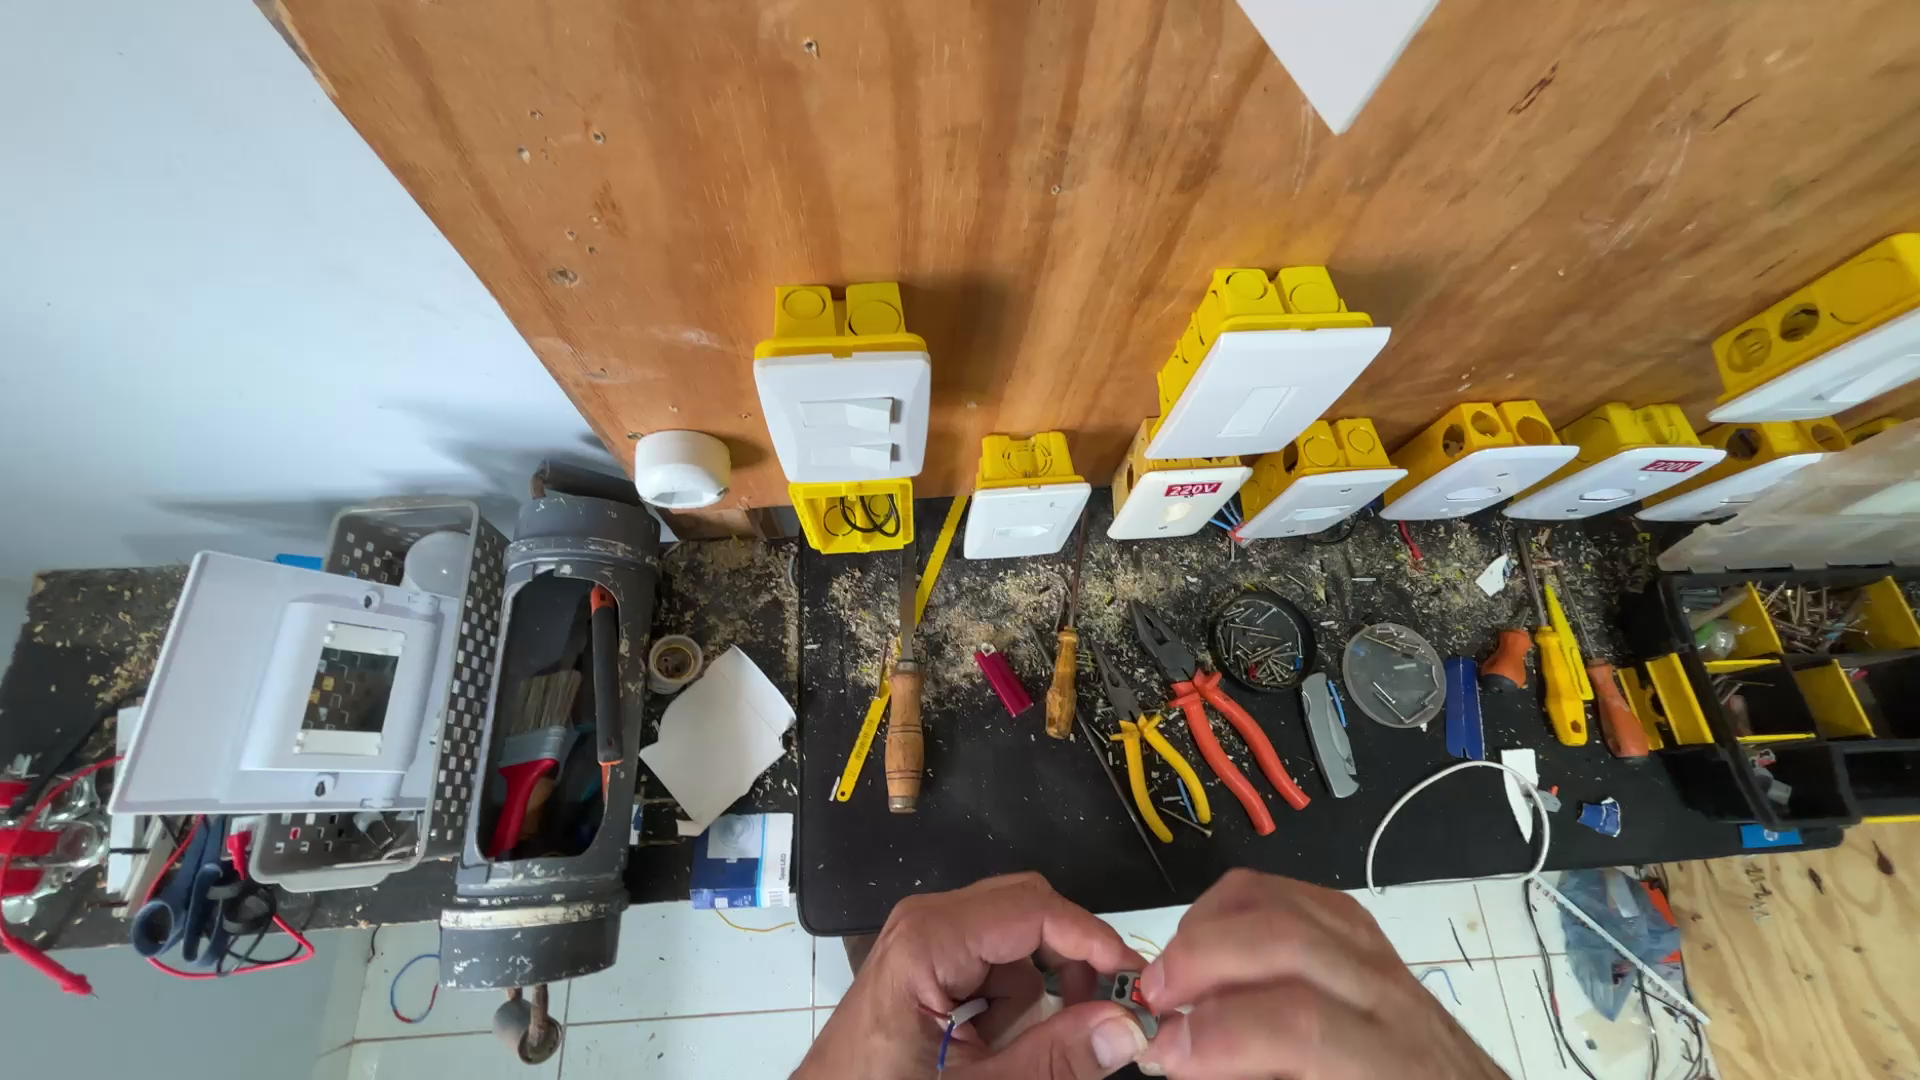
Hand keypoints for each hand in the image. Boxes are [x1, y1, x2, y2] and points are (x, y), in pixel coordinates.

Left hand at [793, 873, 1150, 1079]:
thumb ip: (1054, 1059)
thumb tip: (1126, 1027)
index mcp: (930, 938)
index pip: (1031, 908)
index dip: (1090, 937)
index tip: (1134, 980)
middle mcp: (929, 919)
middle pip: (1026, 909)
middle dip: (1067, 961)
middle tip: (1098, 1016)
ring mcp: (928, 935)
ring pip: (1017, 937)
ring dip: (1038, 988)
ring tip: (1021, 1049)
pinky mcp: (931, 957)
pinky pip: (995, 960)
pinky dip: (1013, 998)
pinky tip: (992, 1043)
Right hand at [1137, 869, 1506, 1078]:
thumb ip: (1254, 1073)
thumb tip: (1178, 1052)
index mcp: (1397, 1064)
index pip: (1300, 1025)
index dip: (1219, 1034)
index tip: (1165, 1052)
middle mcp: (1389, 992)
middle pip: (1283, 938)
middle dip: (1200, 958)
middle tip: (1153, 996)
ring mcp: (1371, 946)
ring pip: (1275, 899)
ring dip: (1204, 925)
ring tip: (1173, 970)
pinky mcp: (1351, 922)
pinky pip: (1278, 889)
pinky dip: (1226, 907)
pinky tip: (1207, 943)